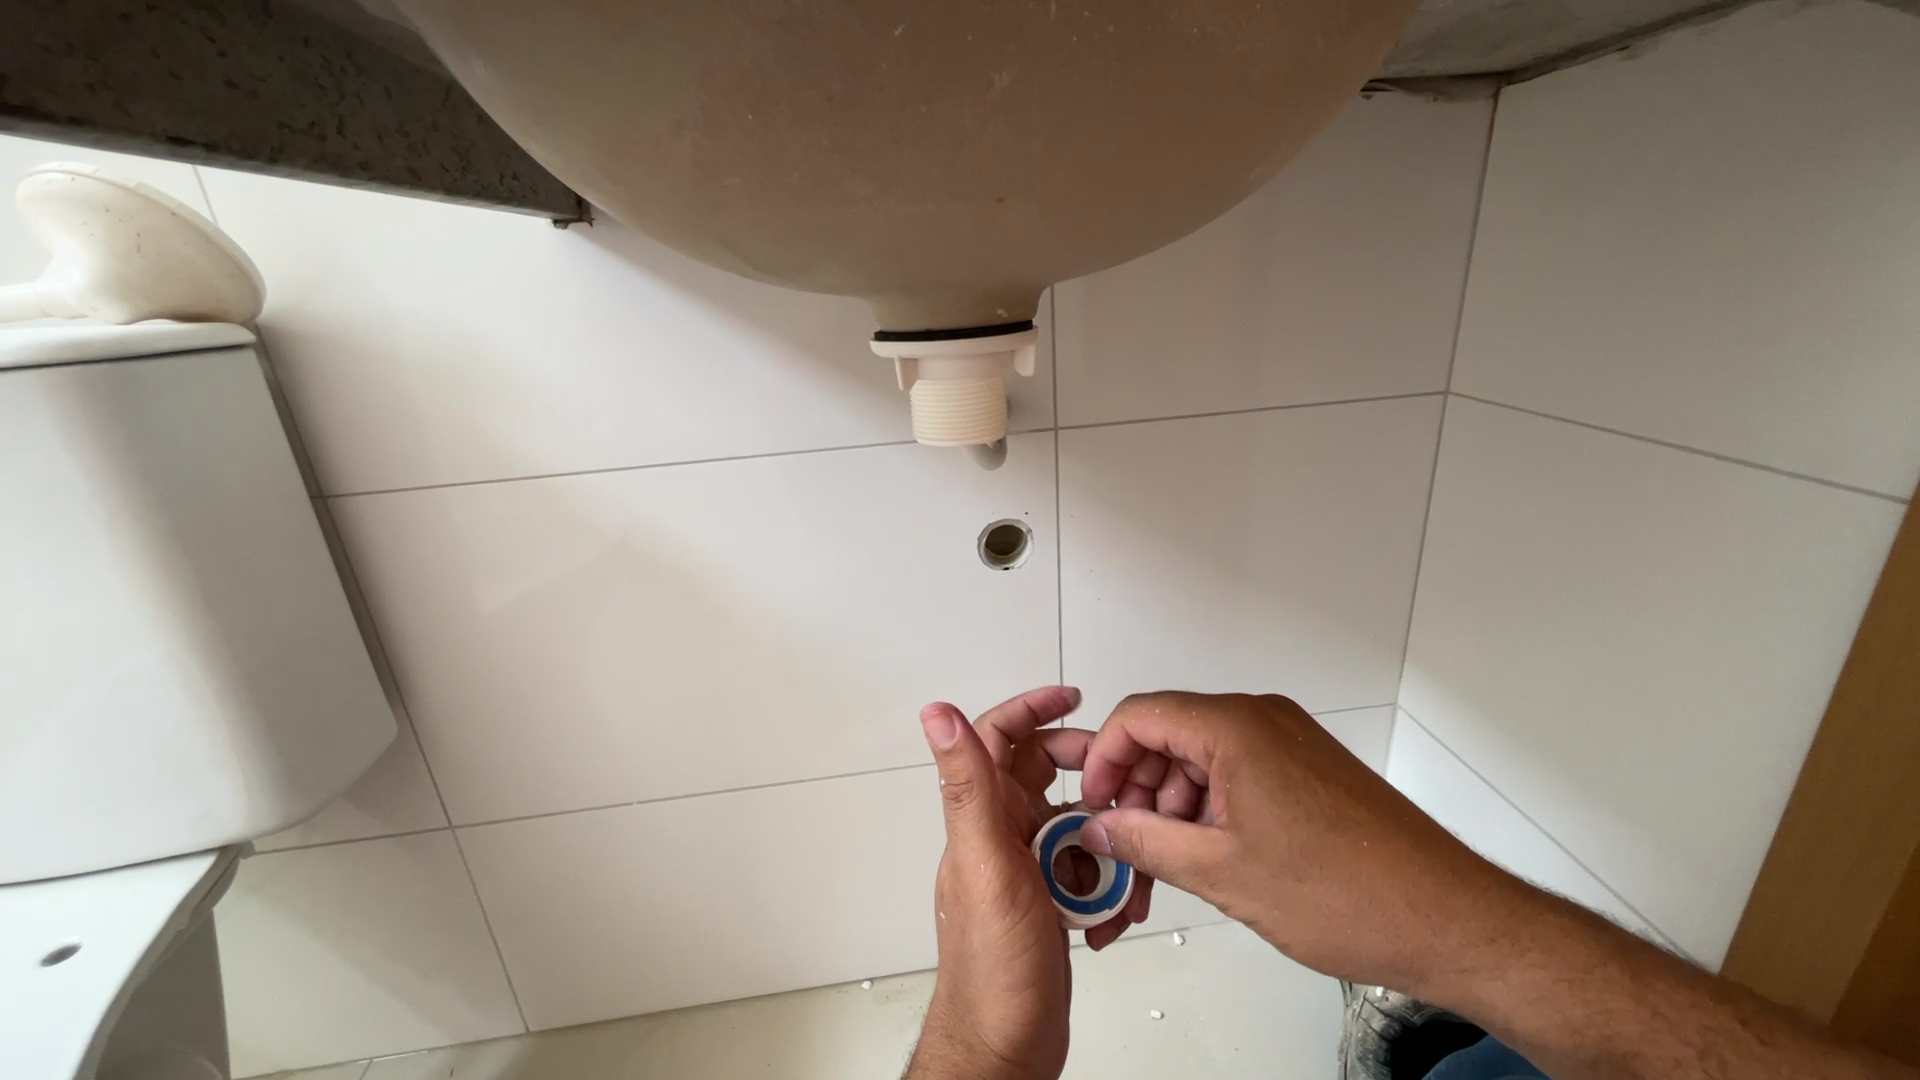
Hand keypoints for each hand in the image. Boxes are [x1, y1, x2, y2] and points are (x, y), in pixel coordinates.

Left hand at [906, 686, 1145, 1079]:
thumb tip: (936, 713)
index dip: (1033, 707)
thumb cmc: (992, 968)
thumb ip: (967, 786)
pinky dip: (1109, 881)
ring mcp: (1029, 861)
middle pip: (1050, 771)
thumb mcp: (987, 863)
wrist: (1008, 1047)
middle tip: (1119, 789)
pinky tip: (1111, 914)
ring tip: (1121, 876)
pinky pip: (1091, 865)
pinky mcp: (1052, 893)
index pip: (999, 734)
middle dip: (1090, 775)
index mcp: (982, 813)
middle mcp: (1002, 830)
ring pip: (1080, 820)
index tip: (1073, 696)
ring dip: (1109, 841)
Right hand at [1076, 692, 1521, 998]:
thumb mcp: (1221, 873)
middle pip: (1168, 733)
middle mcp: (1260, 718)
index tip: (1094, 807)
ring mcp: (1287, 740)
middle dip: (1139, 787)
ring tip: (1171, 861)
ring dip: (1174, 802)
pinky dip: (1210, 805)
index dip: (1103, 760)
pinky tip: (1211, 854)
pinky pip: (1235, 770)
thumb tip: (1098, 827)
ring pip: (1200, 755)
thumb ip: (1144, 842)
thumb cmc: (1343, 893)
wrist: (1451, 920)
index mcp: (1234, 726)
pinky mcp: (1306, 766)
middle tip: (1129, 844)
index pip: (1138, 716)